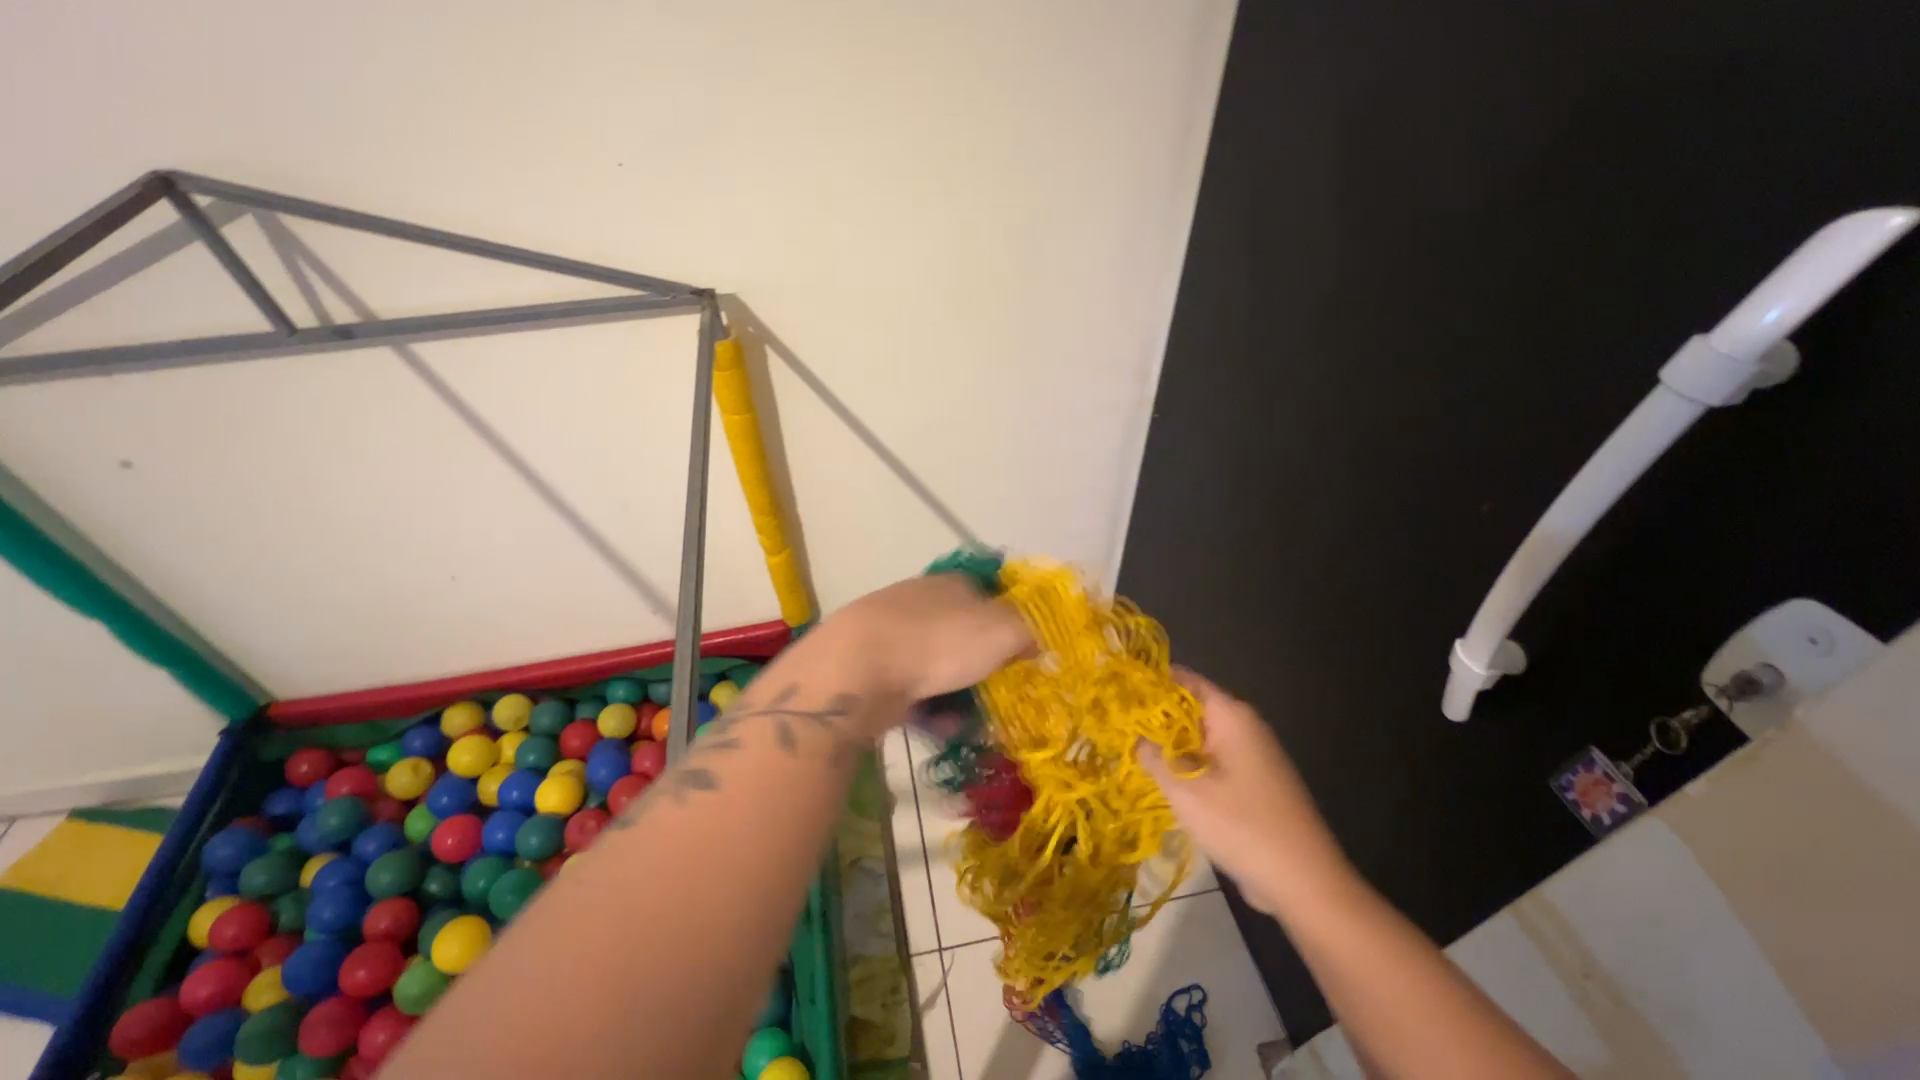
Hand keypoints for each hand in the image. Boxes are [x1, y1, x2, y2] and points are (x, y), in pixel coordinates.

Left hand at [814, 573, 1032, 708]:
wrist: (859, 667)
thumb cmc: (940, 641)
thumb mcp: (1004, 629)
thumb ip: (1029, 631)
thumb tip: (1036, 641)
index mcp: (953, 583)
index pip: (991, 596)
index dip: (1012, 625)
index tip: (1026, 656)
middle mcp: (922, 603)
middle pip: (964, 636)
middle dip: (984, 669)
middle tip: (1002, 695)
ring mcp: (893, 635)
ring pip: (939, 668)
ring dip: (958, 696)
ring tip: (972, 721)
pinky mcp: (872, 669)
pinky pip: (913, 692)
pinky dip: (929, 710)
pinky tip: (940, 727)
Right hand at [1138, 669, 1352, 914]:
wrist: (1303, 880)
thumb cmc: (1241, 826)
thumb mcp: (1186, 791)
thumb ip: (1155, 757)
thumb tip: (1135, 735)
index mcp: (1232, 717)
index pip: (1185, 681)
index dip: (1151, 682)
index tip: (1116, 688)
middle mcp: (1245, 729)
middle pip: (1191, 709)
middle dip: (1154, 717)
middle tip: (1113, 725)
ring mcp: (1252, 758)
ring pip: (1200, 740)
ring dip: (1169, 746)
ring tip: (1127, 751)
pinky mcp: (1254, 785)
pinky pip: (1213, 763)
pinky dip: (1188, 767)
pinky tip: (1161, 782)